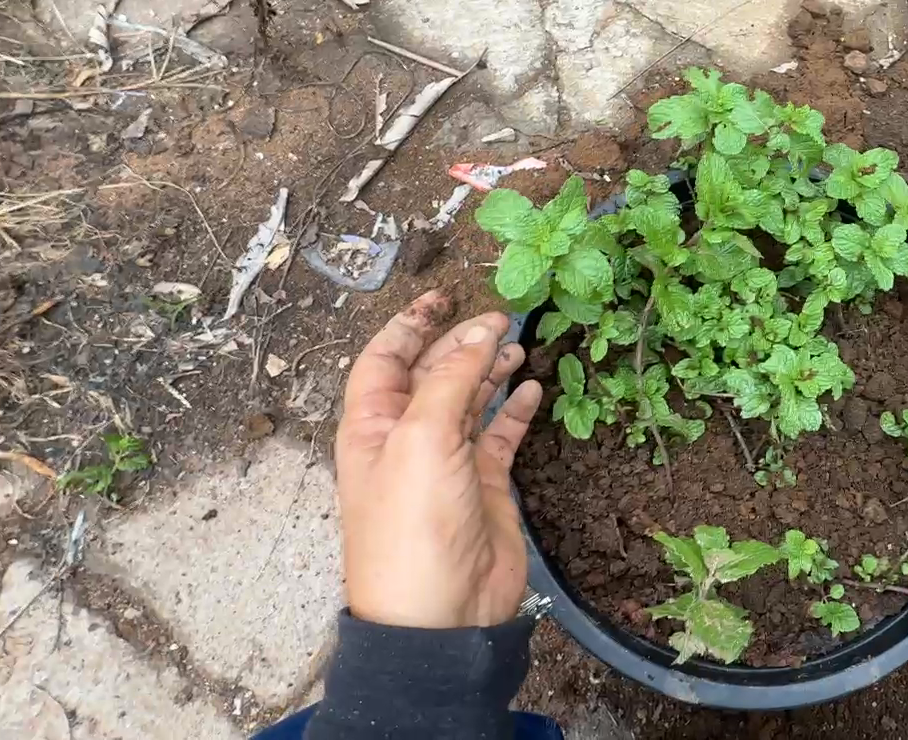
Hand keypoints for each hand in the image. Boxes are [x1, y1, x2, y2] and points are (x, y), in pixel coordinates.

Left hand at [335, 291, 541, 628]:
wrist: (441, 611)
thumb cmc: (413, 522)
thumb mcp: (423, 438)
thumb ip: (452, 377)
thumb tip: (484, 330)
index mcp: (374, 425)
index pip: (385, 360)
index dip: (410, 325)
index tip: (444, 296)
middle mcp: (409, 436)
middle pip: (434, 372)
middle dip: (463, 342)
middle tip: (503, 318)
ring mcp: (449, 459)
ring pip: (470, 397)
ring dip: (492, 369)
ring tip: (519, 347)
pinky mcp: (485, 479)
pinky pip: (501, 432)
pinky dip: (517, 408)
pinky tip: (533, 390)